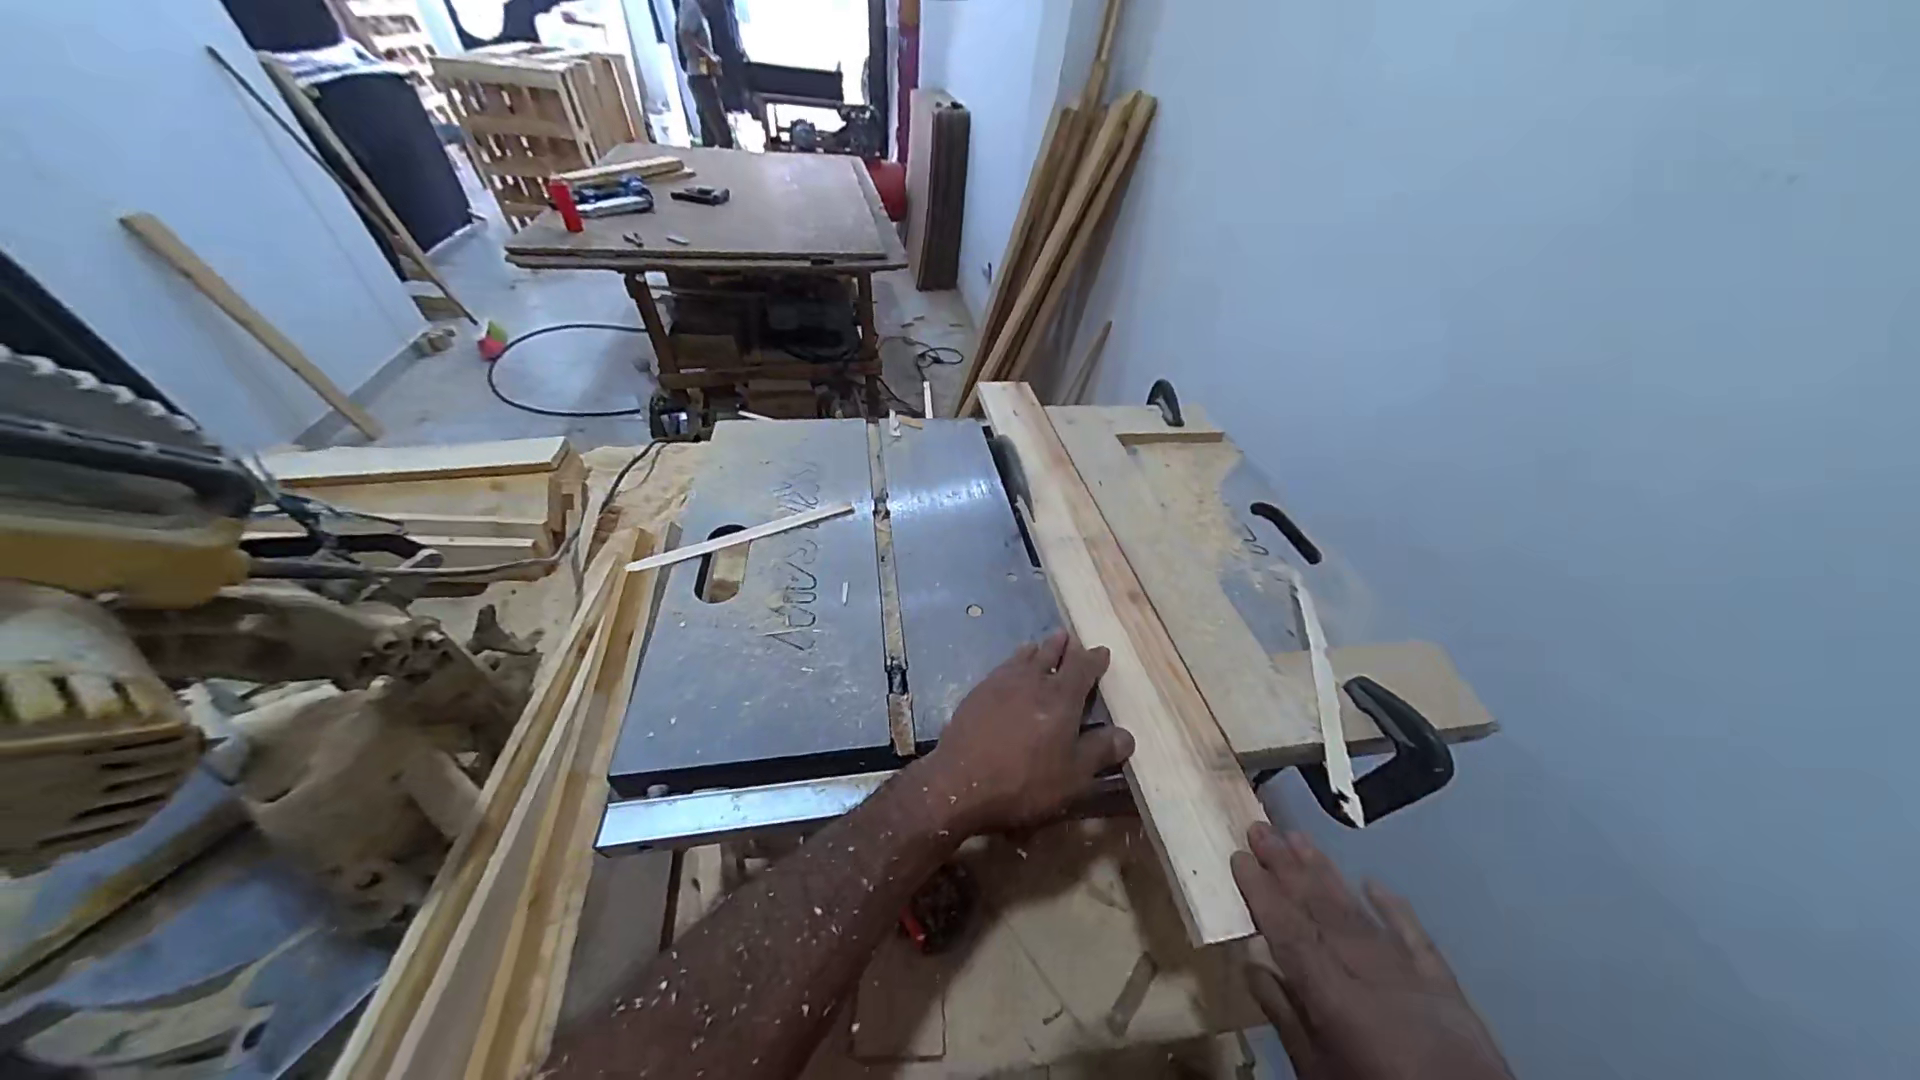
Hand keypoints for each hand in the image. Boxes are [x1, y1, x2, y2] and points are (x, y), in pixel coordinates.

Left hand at [917, 631, 1132, 834]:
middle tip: (1068, 637)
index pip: (1082, 668)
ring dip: (1036, 650)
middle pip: (1050, 654)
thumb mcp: (1073, 776)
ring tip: (1039, 646)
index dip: (1093, 659)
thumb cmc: (1025, 782)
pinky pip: (1001, 668)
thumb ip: (1099, 752)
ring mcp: (1000, 684)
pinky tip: (1008, 671)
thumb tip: (1127, 734)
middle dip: (1062, 646)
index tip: (1101, 651)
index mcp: (1061, 697)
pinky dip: (1012, 663)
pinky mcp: (977, 693)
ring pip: (1023, 657)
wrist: (960, 783)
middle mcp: (1032, 681)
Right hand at [1232, 824, 1514, 1079]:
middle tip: (1260, 829)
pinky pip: (1417, 939)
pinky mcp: (1447, 990)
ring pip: (1360, 915)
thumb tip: (1253, 964)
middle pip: (1323, 912)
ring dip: (1326, 874)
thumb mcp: (1318, 1076)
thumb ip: (1287, 1019)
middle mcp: (1373, 978)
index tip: (1240, 857)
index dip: (1262, 893)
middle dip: (1287, 868)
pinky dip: (1394, 909)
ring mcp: (1414, 979)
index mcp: (1338, 1000)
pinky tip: (1372, 881)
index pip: (1290, 933)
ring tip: (1298, 838)